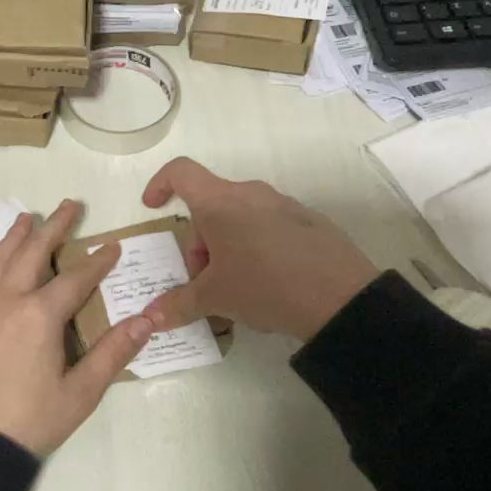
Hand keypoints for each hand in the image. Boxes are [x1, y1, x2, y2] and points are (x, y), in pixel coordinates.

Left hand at [0, 200, 155, 457]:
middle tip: (70, 204)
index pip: (75, 279)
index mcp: (40, 315)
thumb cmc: (29, 421)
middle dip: (54, 227)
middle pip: (32, 252)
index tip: (114, 246)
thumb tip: (147, 320)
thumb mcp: (80, 393)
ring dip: (16, 235)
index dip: (98, 262)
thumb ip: (113, 353)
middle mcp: (8, 300)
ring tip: (28, 217)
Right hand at [139, 158, 380, 344]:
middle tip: (204, 282)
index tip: (154, 208)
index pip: (180, 173)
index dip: (160, 184)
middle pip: (209, 206)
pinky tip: (269, 283)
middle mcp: (250, 194)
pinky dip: (257, 247)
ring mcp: (284, 205)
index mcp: (220, 203)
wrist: (341, 298)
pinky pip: (269, 226)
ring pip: (240, 218)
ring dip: (227, 246)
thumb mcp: (215, 298)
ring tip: (236, 287)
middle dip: (199, 243)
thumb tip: (149, 317)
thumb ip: (178, 304)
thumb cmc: (264, 286)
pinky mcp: (310, 222)